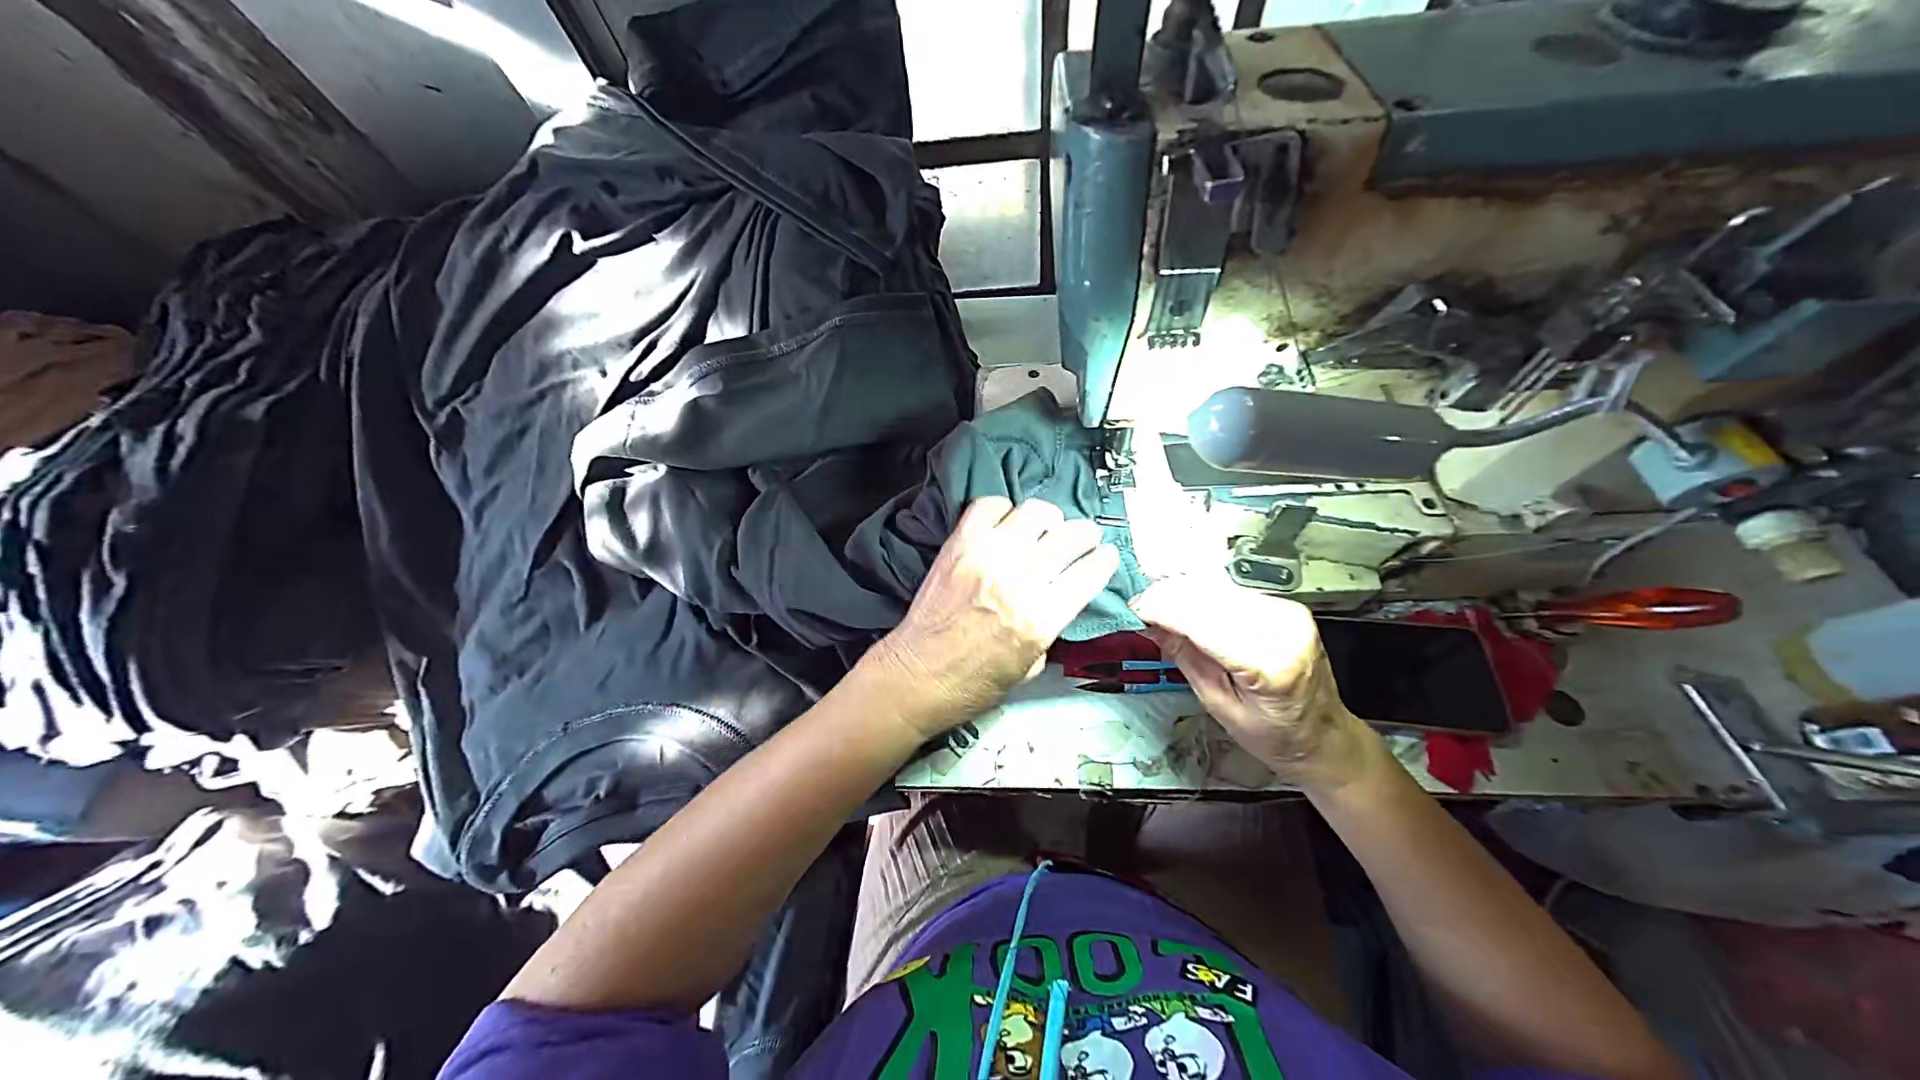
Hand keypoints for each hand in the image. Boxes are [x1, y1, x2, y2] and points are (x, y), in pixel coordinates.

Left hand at [864, 497, 1119, 739]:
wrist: (918, 675)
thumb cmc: (973, 683)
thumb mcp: (1031, 666)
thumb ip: (1051, 627)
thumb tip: (1061, 597)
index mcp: (1041, 618)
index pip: (1090, 572)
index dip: (1104, 560)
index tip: (1105, 556)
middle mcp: (1019, 580)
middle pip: (1070, 536)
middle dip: (1086, 535)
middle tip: (1083, 537)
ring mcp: (987, 556)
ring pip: (1034, 512)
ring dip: (1048, 518)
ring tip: (1046, 527)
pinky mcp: (959, 544)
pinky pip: (989, 505)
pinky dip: (1003, 509)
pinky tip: (1005, 523)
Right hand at [1129, 575, 1379, 792]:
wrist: (1323, 736)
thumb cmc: (1274, 736)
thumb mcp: (1218, 705)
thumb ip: (1185, 658)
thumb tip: (1150, 625)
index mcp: (1270, 665)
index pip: (1204, 621)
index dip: (1164, 609)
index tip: (1134, 609)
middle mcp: (1284, 630)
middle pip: (1211, 597)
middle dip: (1168, 597)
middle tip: (1140, 609)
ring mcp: (1288, 614)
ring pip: (1220, 589)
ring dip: (1183, 594)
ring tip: (1158, 610)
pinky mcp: (1285, 606)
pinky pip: (1233, 593)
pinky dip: (1203, 597)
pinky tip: (1186, 609)